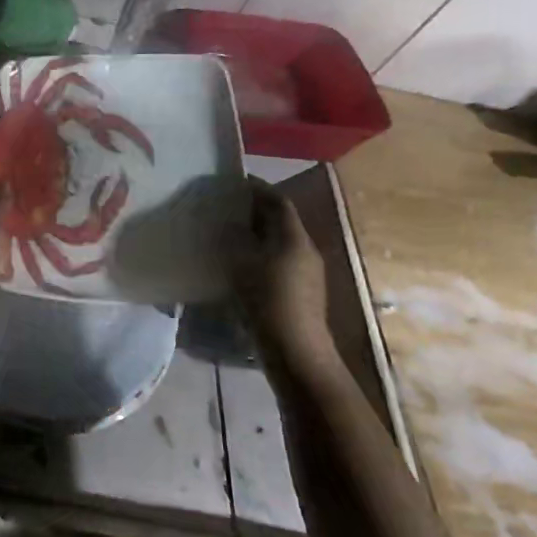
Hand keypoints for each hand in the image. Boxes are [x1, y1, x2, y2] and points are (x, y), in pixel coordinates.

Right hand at [231, 179, 335, 367]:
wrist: (297, 354)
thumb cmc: (268, 302)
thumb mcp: (242, 264)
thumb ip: (234, 238)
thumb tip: (229, 224)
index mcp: (294, 237)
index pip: (278, 200)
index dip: (258, 188)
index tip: (235, 183)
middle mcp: (305, 250)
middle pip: (281, 221)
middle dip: (256, 211)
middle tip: (228, 208)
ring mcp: (308, 274)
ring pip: (281, 243)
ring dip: (258, 235)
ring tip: (230, 235)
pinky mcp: (303, 294)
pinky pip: (281, 263)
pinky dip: (262, 256)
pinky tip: (242, 267)